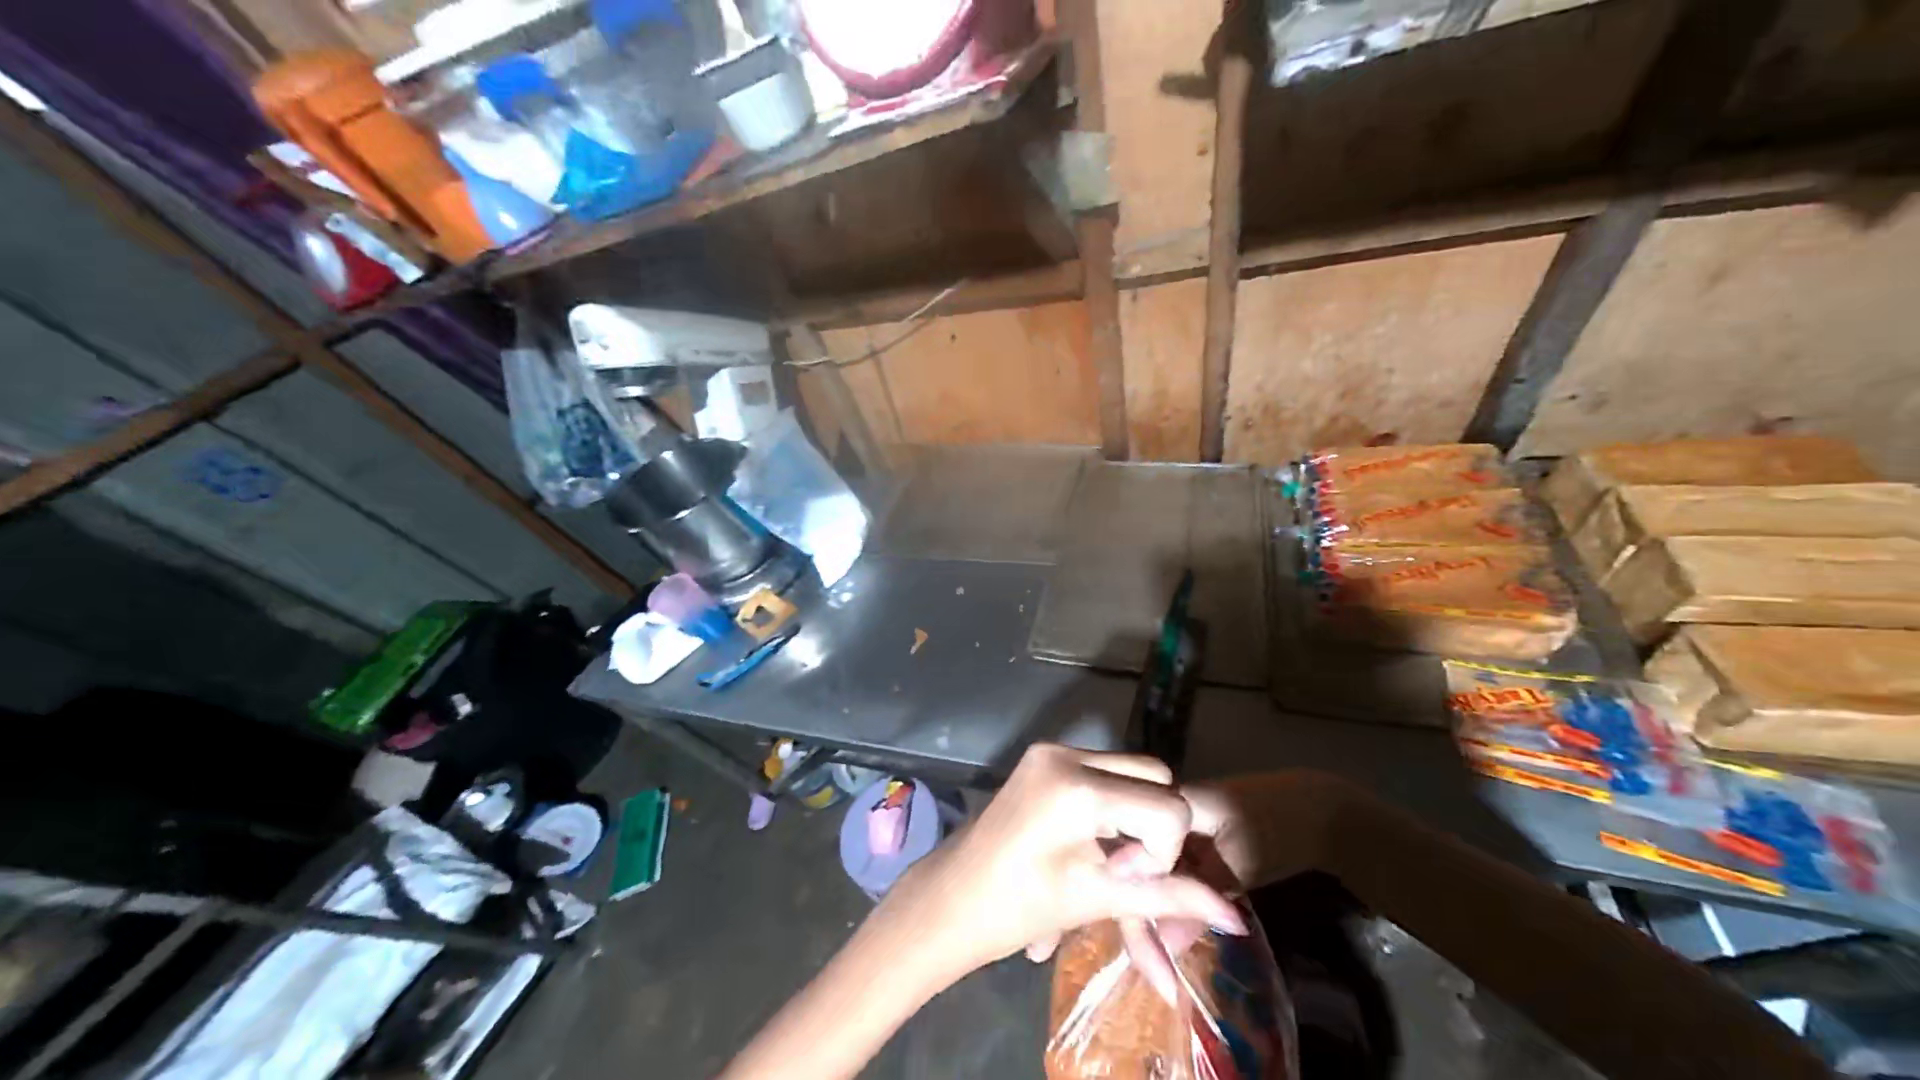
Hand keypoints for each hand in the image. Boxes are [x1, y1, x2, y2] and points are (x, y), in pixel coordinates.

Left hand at [870, 743, 1246, 994]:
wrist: (949, 900)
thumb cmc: (1015, 909)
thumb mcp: (1094, 899)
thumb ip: (1167, 898)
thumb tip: (1233, 917)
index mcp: (1077, 786)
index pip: (1169, 805)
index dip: (1165, 853)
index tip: (1130, 881)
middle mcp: (1066, 754)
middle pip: (1154, 776)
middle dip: (1156, 827)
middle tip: (1126, 870)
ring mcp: (1052, 752)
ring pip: (1130, 772)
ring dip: (1136, 817)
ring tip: (1109, 862)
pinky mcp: (1043, 759)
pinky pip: (1102, 773)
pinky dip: (1113, 807)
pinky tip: (1093, 845)